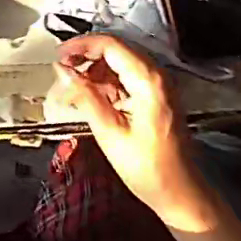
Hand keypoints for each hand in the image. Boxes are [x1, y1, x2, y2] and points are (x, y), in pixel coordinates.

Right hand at [46, 34, 220, 232]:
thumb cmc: (149, 169)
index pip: (111, 45)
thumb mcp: (109, 132)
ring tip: (73, 89)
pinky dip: (106, 82)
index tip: (59, 55)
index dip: (81, 45)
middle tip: (62, 70)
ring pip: (119, 62)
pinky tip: (91, 98)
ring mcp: (158, 84)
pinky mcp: (156, 95)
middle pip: (115, 49)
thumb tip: (63, 70)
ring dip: (94, 70)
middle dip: (86, 56)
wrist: (181, 195)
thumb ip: (85, 96)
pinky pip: (126, 77)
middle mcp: (157, 75)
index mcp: (149, 81)